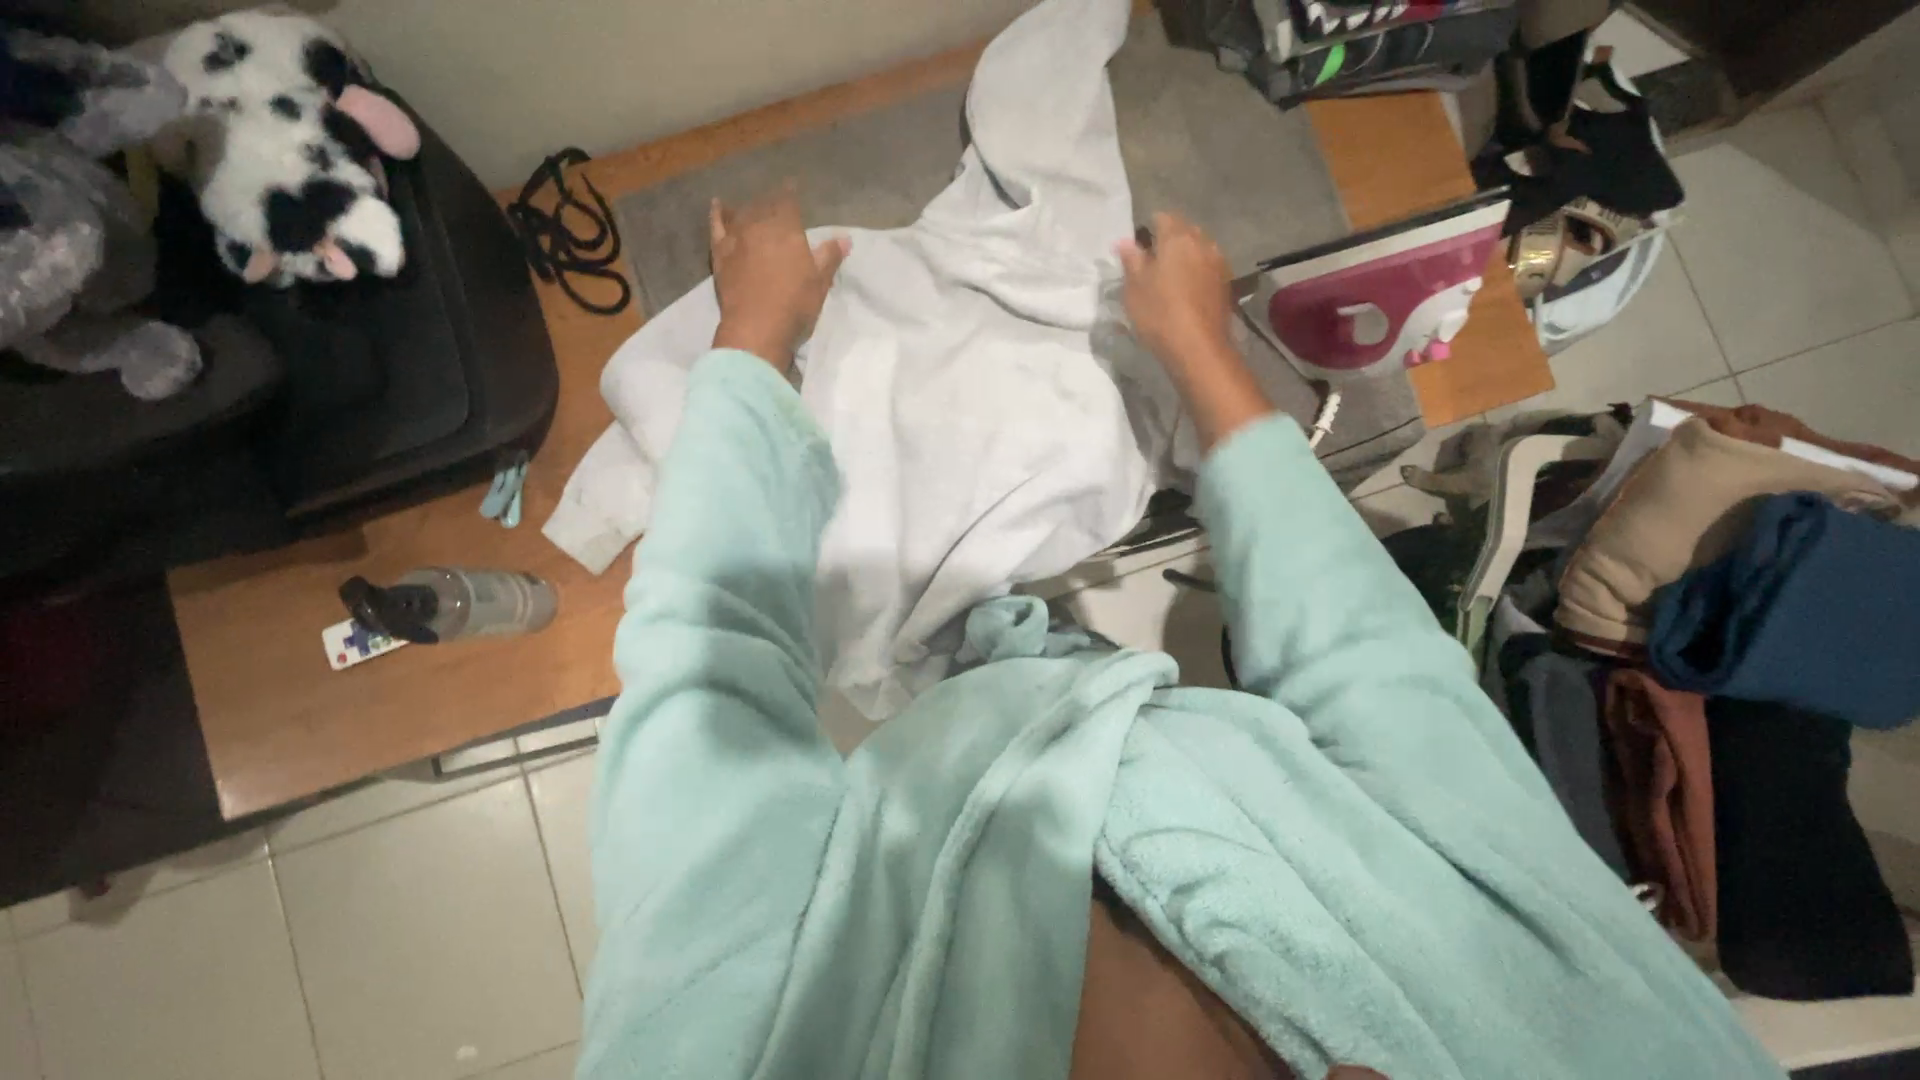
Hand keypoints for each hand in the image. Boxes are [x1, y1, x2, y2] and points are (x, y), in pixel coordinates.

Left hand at [709, 183, 850, 371]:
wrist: (756, 327)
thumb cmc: (795, 304)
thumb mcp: (820, 282)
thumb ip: (830, 256)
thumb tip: (845, 237)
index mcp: (787, 229)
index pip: (788, 201)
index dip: (791, 192)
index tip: (793, 186)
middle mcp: (759, 226)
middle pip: (765, 205)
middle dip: (771, 200)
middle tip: (776, 199)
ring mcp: (736, 238)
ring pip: (742, 213)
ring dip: (749, 206)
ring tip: (753, 204)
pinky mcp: (720, 253)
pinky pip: (716, 226)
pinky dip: (717, 213)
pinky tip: (718, 205)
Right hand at [1116, 212, 1236, 379]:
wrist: (1198, 348)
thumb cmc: (1160, 314)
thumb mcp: (1134, 288)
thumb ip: (1131, 260)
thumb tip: (1125, 241)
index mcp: (1177, 238)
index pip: (1163, 218)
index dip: (1150, 226)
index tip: (1140, 243)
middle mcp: (1202, 243)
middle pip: (1185, 230)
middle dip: (1170, 239)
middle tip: (1153, 259)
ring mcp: (1218, 263)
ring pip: (1199, 248)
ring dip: (1186, 255)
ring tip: (1171, 275)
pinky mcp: (1226, 284)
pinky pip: (1208, 267)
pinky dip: (1197, 271)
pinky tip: (1188, 289)